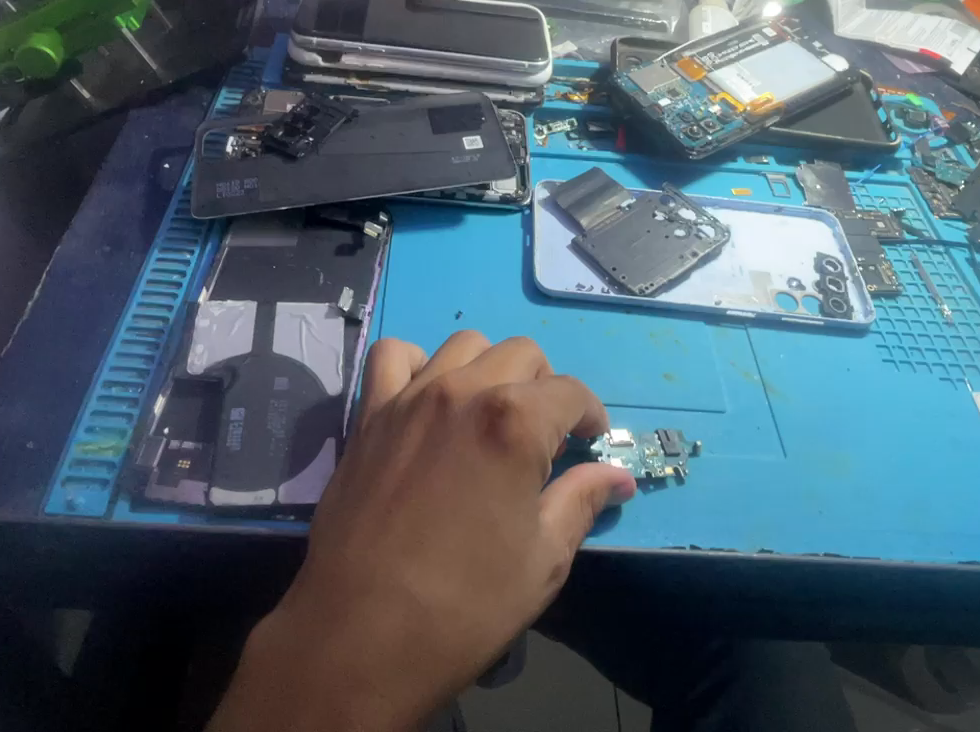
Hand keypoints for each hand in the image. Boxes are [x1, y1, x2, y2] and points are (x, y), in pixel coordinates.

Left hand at [208, 331, 635, 731]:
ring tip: (489, 415)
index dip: (591, 416)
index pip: (571, 392)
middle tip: (543, 436)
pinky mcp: (370, 412)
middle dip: (544, 388)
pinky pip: (394, 355)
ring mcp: (411, 396)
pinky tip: (427, 400)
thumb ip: (582, 501)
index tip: (590, 443)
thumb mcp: (543, 560)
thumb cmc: (465, 606)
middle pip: (522, 354)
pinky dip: (417, 365)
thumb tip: (619, 477)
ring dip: (489, 369)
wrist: (361, 634)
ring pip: (465, 345)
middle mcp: (464, 391)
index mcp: (516, 422)